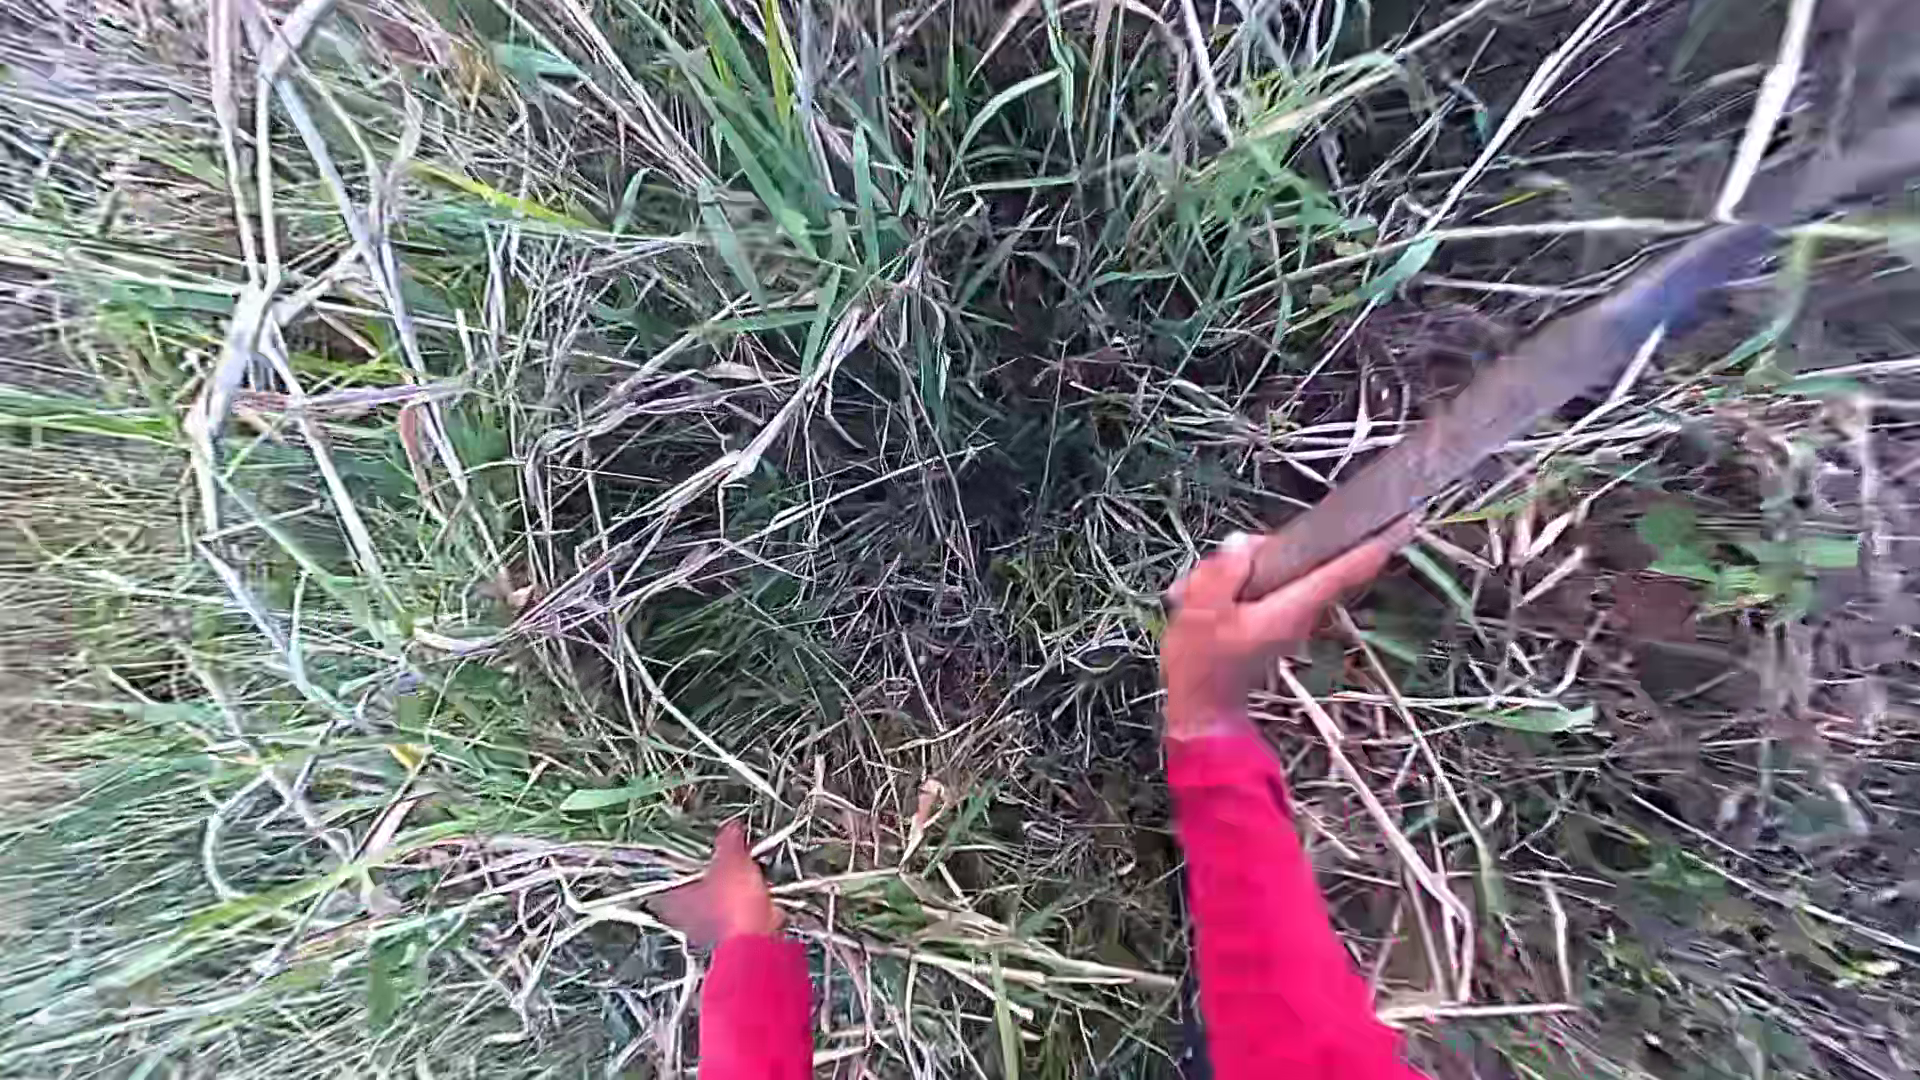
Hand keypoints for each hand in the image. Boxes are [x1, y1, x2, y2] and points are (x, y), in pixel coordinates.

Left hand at [649, 821, 781, 944]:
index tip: (682, 858)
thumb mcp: (731, 860)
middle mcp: (686, 919)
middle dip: (706, 880)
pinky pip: (735, 916)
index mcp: (676, 900)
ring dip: (726, 893)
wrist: (755, 941)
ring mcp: (709, 930)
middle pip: (690, 895)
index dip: (675, 869)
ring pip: (714, 906)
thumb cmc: (731, 906)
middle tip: (716, 864)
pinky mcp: (732, 937)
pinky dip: (744, 906)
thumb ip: (728, 841)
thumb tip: (730, 827)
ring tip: (740, 877)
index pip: (665, 883)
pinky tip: (756, 895)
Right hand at [1161, 526, 1408, 739]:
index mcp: (1290, 609)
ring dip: (1239, 571)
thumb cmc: (1202, 664)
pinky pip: (1264, 588)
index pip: (1344, 570)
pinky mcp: (1273, 621)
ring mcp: (1288, 619)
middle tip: (1220, 568)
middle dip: (1263, 551)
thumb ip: (1222, 573)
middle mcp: (1300, 613)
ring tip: (1196, 593)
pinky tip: (1200, 599)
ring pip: (1278, 573)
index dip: (1376, 543)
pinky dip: (1235, 585)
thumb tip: (1241, 544)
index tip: (1405, 519)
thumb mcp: (1201, 612)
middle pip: (1299, 562)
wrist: (1201, 706)